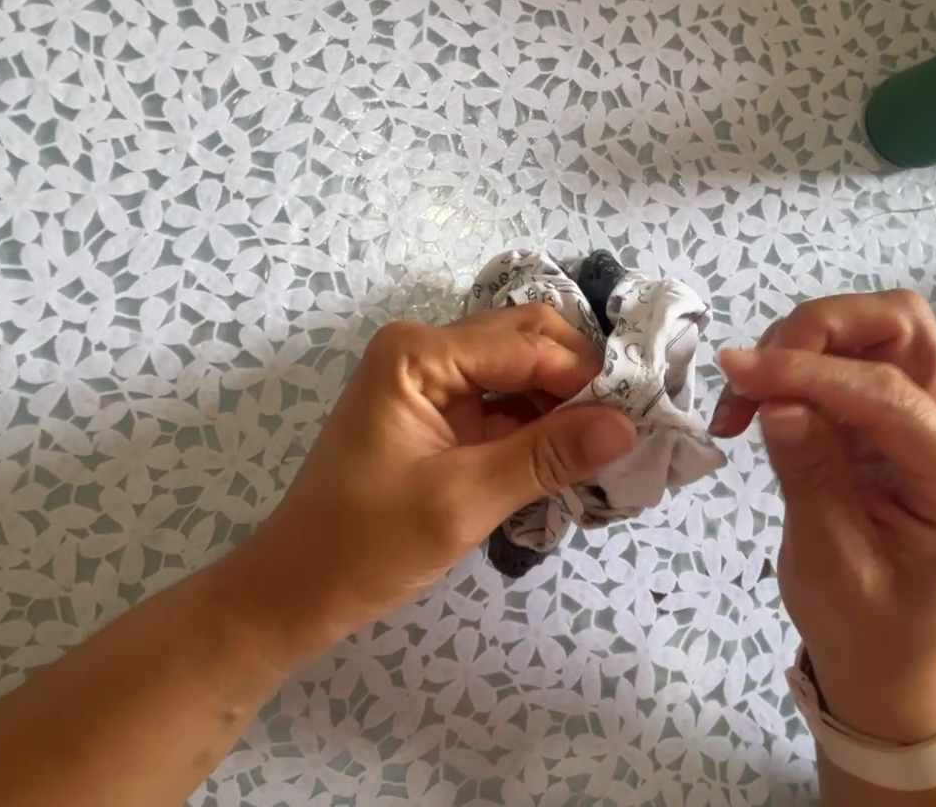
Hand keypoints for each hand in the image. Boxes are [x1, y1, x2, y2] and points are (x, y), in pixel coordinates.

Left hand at [232, 304, 636, 666]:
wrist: (297, 592)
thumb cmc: (365, 545)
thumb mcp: (461, 502)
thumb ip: (545, 457)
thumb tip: (627, 425)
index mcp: (420, 353)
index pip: (526, 344)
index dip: (585, 376)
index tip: (639, 417)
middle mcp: (428, 351)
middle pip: (528, 343)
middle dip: (580, 382)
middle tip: (629, 428)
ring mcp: (435, 382)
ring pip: (523, 372)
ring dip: (566, 405)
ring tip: (611, 446)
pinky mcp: (443, 415)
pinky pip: (507, 404)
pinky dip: (542, 427)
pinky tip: (574, 457)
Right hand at [710, 291, 935, 743]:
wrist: (879, 652)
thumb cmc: (862, 625)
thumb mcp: (830, 562)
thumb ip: (810, 475)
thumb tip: (777, 400)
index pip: (892, 397)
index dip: (811, 374)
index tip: (737, 370)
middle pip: (901, 326)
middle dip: (820, 329)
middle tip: (754, 370)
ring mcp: (925, 418)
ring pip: (871, 330)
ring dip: (799, 344)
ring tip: (744, 397)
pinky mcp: (888, 415)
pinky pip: (844, 358)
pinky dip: (794, 364)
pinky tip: (756, 404)